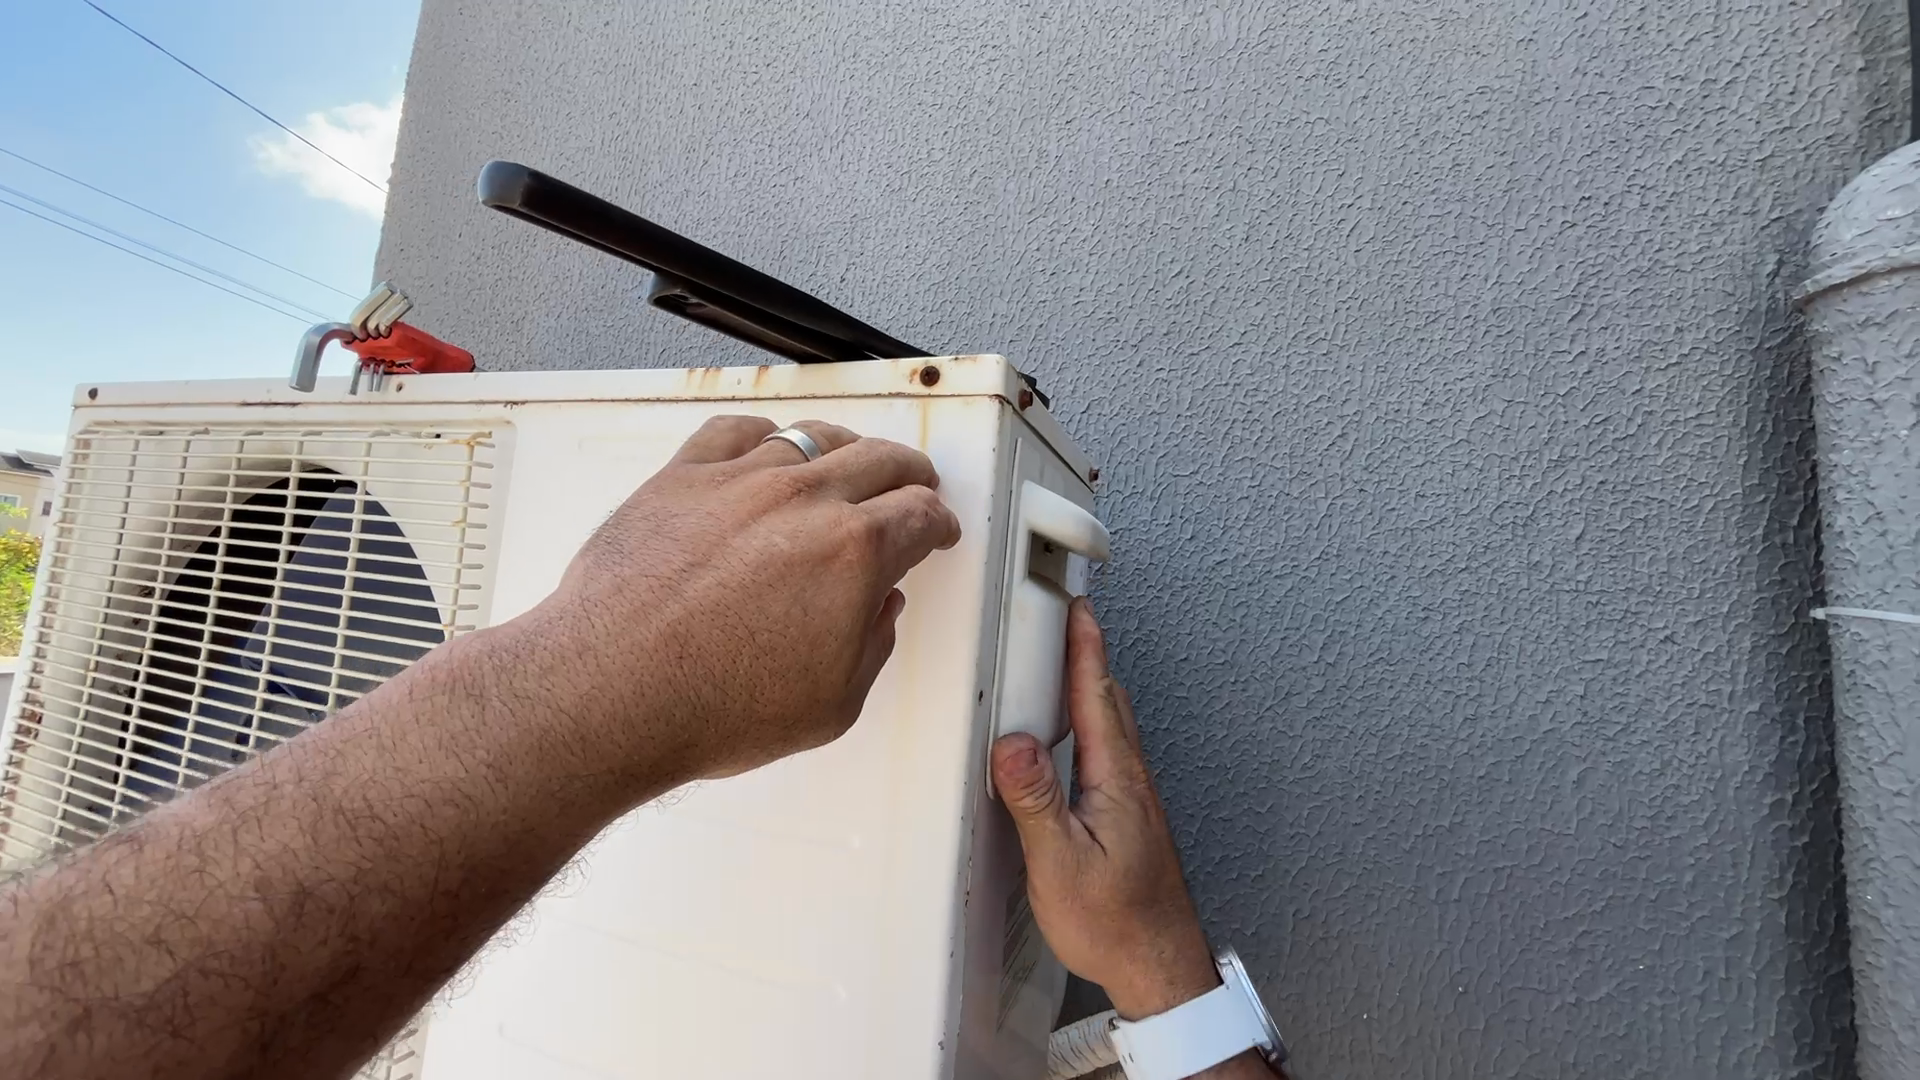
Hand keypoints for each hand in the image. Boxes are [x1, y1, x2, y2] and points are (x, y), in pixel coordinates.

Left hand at [526, 416, 960, 786]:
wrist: (608, 694)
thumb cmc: (717, 706)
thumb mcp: (833, 704)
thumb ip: (872, 645)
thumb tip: (879, 607)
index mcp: (854, 551)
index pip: (920, 515)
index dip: (938, 523)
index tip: (937, 529)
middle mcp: (805, 499)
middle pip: (881, 459)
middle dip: (911, 472)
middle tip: (916, 483)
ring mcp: (741, 480)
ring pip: (816, 436)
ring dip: (850, 447)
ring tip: (854, 460)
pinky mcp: (683, 477)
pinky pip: (736, 430)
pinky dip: (767, 434)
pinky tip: (770, 448)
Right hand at [989, 599, 1219, 1019]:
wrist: (1158, 966)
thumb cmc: (1115, 923)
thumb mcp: (1060, 865)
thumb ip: (1036, 801)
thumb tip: (1013, 743)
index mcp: (1114, 777)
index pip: (1097, 695)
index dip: (1086, 646)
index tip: (1077, 607)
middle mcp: (1128, 777)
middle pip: (1107, 698)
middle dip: (1088, 652)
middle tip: (1068, 619)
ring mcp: (1130, 793)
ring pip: (1110, 721)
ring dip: (1089, 682)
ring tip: (1066, 659)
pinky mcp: (1126, 810)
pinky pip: (1107, 745)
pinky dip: (1090, 716)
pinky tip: (1072, 730)